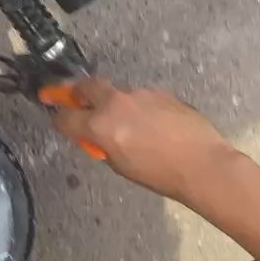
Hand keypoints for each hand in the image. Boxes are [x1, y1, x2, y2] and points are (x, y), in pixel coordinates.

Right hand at [48, 77, 241, 201]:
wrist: (202, 163)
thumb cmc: (159, 174)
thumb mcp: (121, 166)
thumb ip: (103, 145)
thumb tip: (99, 137)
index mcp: (100, 125)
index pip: (66, 117)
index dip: (59, 118)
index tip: (57, 118)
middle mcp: (115, 103)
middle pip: (86, 86)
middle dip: (76, 91)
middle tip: (75, 98)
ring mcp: (139, 94)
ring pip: (118, 93)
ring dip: (116, 104)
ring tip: (131, 125)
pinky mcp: (160, 92)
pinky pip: (142, 98)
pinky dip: (140, 108)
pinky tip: (154, 125)